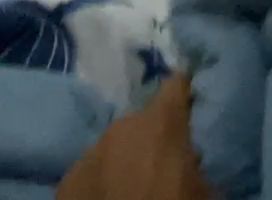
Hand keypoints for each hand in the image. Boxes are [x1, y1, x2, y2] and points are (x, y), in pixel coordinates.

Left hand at [57, 73, 212, 199]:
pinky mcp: (69, 178)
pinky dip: (103, 177)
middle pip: (145, 118)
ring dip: (127, 155)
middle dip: (155, 136)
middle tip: (164, 163)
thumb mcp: (202, 190)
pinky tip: (109, 197)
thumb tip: (194, 157)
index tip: (193, 106)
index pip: (177, 83)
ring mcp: (92, 149)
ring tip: (135, 183)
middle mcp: (124, 125)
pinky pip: (94, 167)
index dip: (186, 94)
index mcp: (162, 122)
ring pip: (117, 142)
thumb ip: (199, 162)